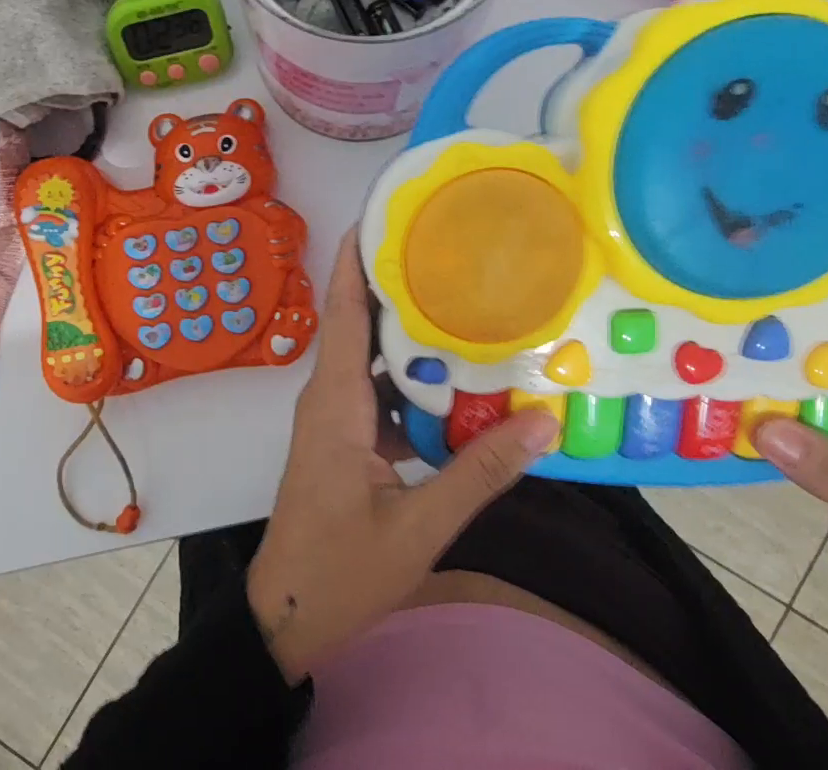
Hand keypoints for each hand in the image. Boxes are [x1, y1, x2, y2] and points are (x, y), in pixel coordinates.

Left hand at [246, 228, 559, 681]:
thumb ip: (480, 473)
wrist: (283, 618)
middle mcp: (329, 398)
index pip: (346, 309)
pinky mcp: (343, 443)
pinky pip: (379, 396)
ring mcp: (334, 421)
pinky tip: (462, 388)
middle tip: (459, 247)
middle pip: (363, 323)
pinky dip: (415, 384)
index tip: (389, 208)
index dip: (359, 255)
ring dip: (415, 337)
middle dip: (403, 284)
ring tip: (472, 304)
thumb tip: (544, 421)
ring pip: (374, 361)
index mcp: (335, 402)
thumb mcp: (419, 525)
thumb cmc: (340, 571)